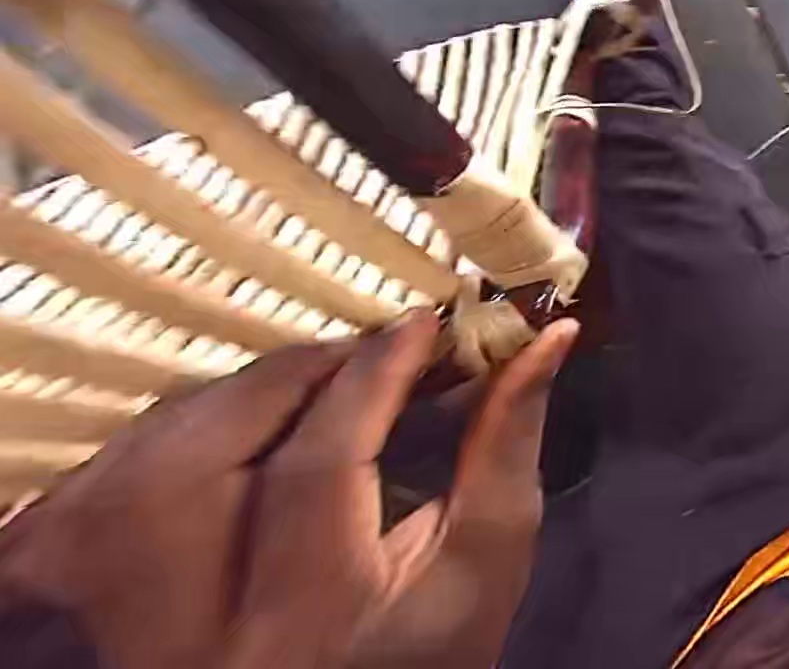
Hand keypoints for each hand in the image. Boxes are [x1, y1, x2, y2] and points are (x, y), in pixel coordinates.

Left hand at [0, 309, 577, 668]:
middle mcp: (190, 639)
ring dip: (213, 408)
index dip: (372, 378)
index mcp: (316, 615)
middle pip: (179, 481)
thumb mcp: (496, 538)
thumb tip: (551, 335)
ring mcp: (120, 643)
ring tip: (302, 380)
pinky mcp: (92, 631)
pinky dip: (148, 450)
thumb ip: (512, 432)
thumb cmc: (445, 633)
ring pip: (107, 497)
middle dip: (279, 383)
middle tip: (357, 349)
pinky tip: (228, 427)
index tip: (423, 322)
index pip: (322, 469)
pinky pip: (66, 524)